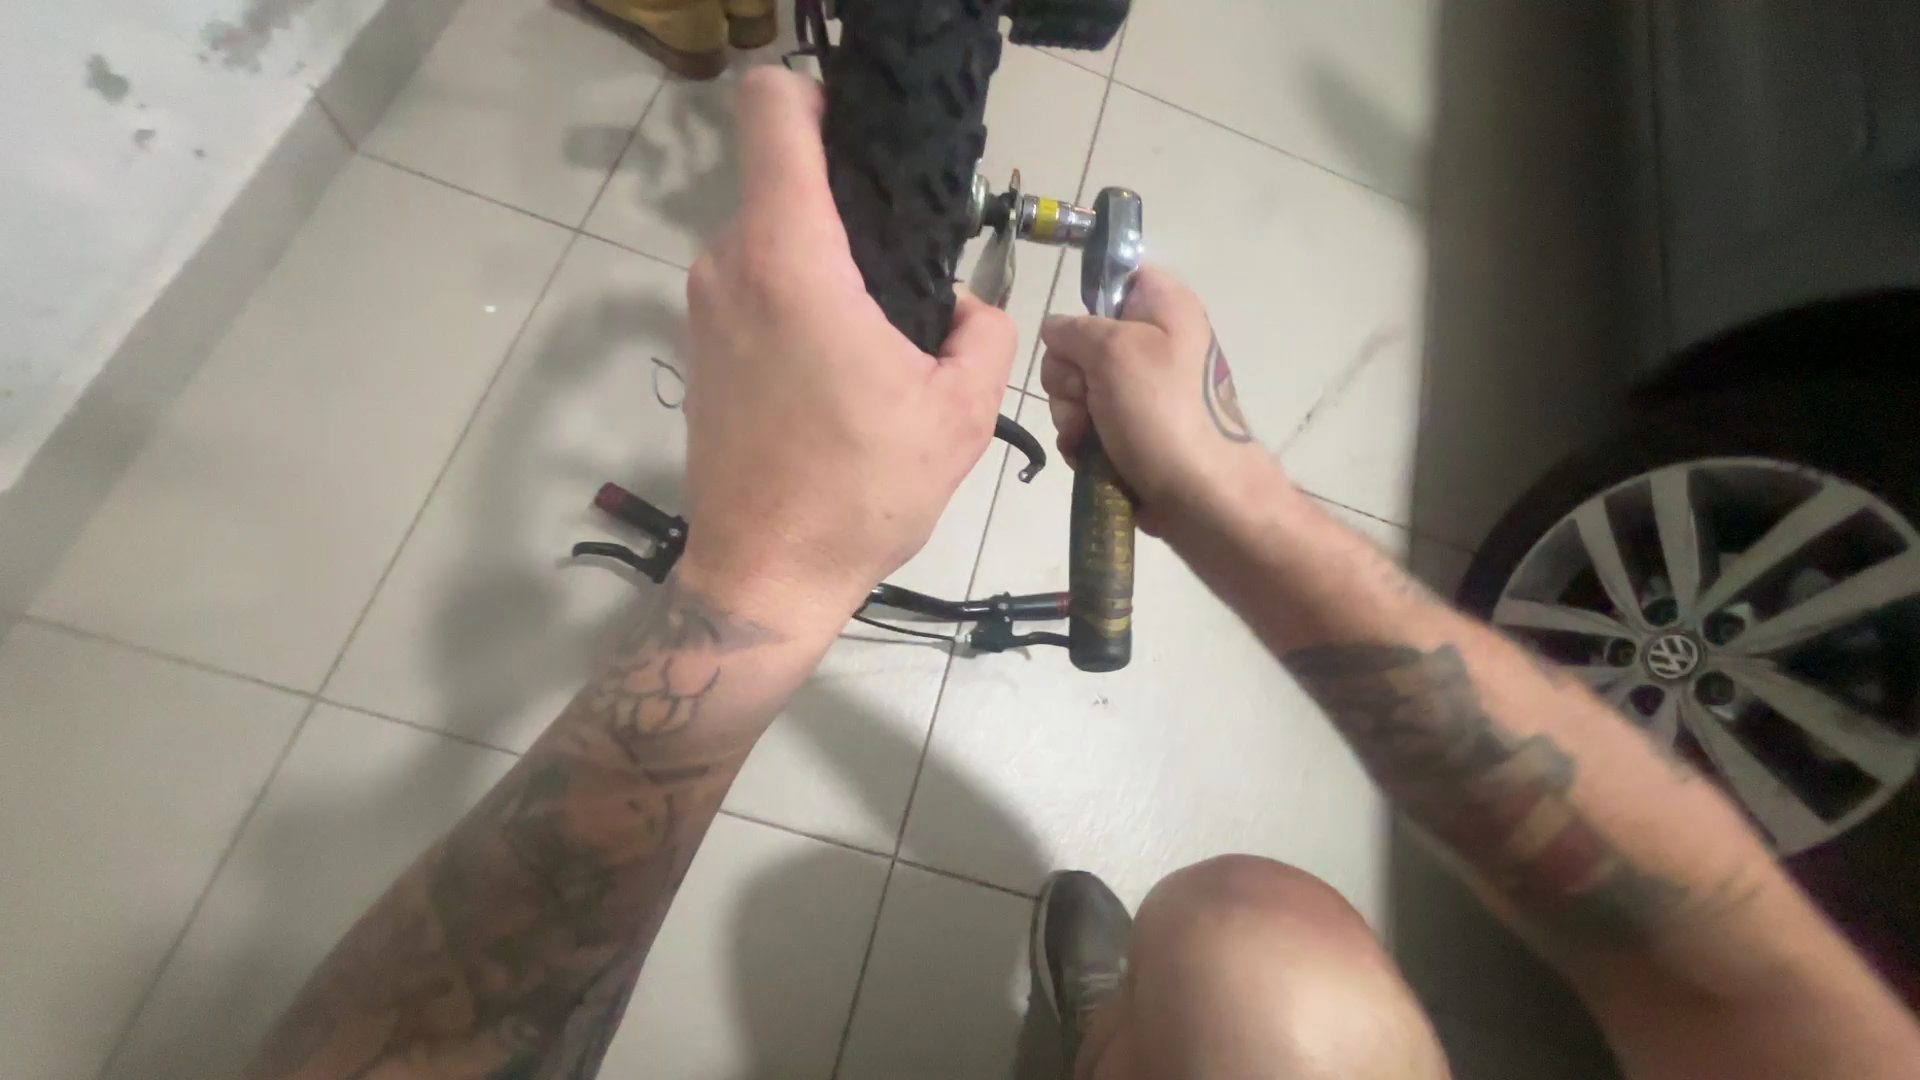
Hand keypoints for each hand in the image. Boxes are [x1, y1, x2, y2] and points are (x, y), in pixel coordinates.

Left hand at [680, 68, 1016, 620]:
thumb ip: (985, 332)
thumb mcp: (960, 414)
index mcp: (792, 261)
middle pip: (788, 188)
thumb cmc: (863, 493)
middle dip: (850, 214)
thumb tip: (965, 307)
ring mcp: (703, 312)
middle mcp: (729, 267)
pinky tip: (836, 371)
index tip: (868, 140)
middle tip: (908, 278)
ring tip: (878, 337)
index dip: (819, 99)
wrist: (767, 576)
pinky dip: (797, 306)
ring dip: (828, 270)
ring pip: (774, 247)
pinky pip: (754, 294)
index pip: (774, 111)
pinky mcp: (699, 354)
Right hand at [1039, 266, 1278, 536]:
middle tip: (1088, 397)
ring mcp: (1138, 390)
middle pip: (1080, 339)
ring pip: (1075, 386)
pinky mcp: (1127, 428)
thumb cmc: (1162, 414)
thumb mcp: (1114, 352)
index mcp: (1163, 307)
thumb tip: (1056, 333)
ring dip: (1071, 413)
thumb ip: (1074, 329)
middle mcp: (1152, 341)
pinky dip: (1080, 438)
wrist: (1197, 494)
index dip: (1089, 302)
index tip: (1084, 337)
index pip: (1116, 276)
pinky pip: (1083, 421)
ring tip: (1091, 435)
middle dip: (1070, 374)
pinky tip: (1089, 454)